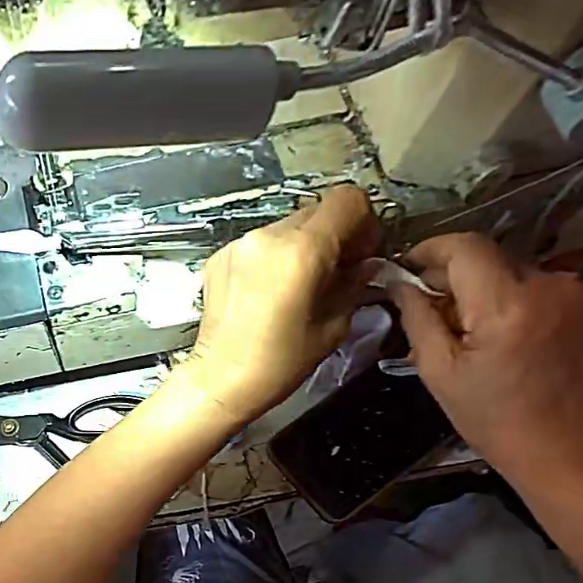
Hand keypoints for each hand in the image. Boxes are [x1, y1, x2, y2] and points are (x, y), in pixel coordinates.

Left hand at [179, 186, 377, 422]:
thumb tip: (364, 267)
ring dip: (301, 247)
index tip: (361, 252)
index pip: (347, 201)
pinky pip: (258, 245)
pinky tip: (269, 291)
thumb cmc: (276, 363)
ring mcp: (238, 246)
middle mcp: (266, 238)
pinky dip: (271, 259)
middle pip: (315, 212)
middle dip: (333, 236)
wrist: (219, 381)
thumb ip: (353, 285)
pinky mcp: (218, 258)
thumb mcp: (331, 327)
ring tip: (300, 285)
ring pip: (285, 227)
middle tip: (336, 271)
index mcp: (300, 251)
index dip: (362, 223)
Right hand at [390, 232, 582, 486]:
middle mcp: (549, 284)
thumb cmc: (497, 420)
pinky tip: (502, 337)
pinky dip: (510, 300)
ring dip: (481, 291)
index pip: (463, 247)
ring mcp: (577, 290)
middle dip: (451, 276)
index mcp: (507, 304)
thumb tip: (401, 285)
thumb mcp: (440, 374)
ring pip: (510, 272)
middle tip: (428, 311)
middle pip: (486, 257)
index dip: (429, 250)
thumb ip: (418, 319)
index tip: (406, 268)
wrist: (576, 450)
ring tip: (467, 333)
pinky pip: (536, 286)